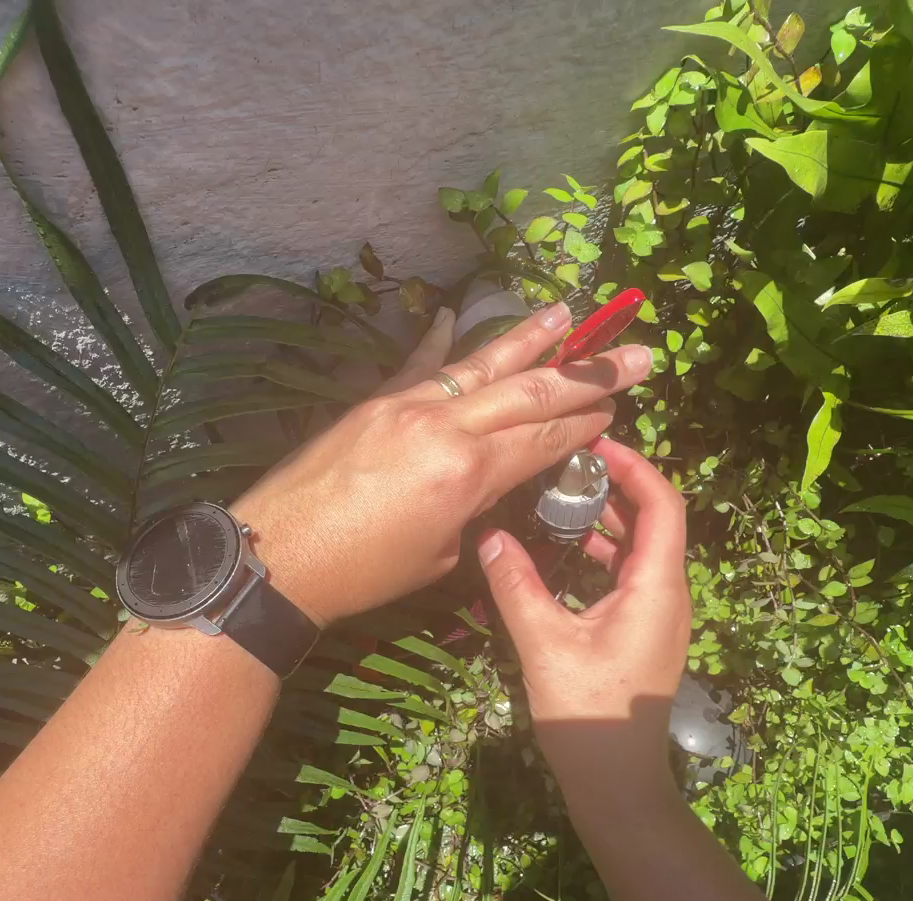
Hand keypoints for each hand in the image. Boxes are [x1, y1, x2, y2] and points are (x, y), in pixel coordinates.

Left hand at [232, 302, 653, 625]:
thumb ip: (475, 506)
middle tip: (635, 353)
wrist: (278, 556)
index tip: (616, 406)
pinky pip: (416, 367)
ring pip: (480, 364)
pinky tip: (452, 317)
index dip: (584, 421)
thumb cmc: (363, 574)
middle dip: (588, 372)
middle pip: (529, 391)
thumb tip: (493, 479)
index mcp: (467, 473)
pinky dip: (438, 343)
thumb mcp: (439, 553)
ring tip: (568, 314)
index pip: (543, 436)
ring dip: (528, 339)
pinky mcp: (372, 402)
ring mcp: (405, 405)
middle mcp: (443, 425)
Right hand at [474, 437, 690, 789]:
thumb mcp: (543, 643)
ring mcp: (659, 616)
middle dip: (616, 488)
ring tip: (561, 500)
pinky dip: (604, 554)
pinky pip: (630, 577)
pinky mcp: (644, 633)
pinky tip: (565, 554)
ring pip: (641, 550)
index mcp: (657, 587)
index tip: (595, 445)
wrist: (617, 783)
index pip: (662, 505)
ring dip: (608, 521)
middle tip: (566, 467)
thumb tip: (487, 535)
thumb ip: (515, 585)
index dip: (635, 467)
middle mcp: (668, 594)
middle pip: (654, 521)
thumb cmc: (587, 712)